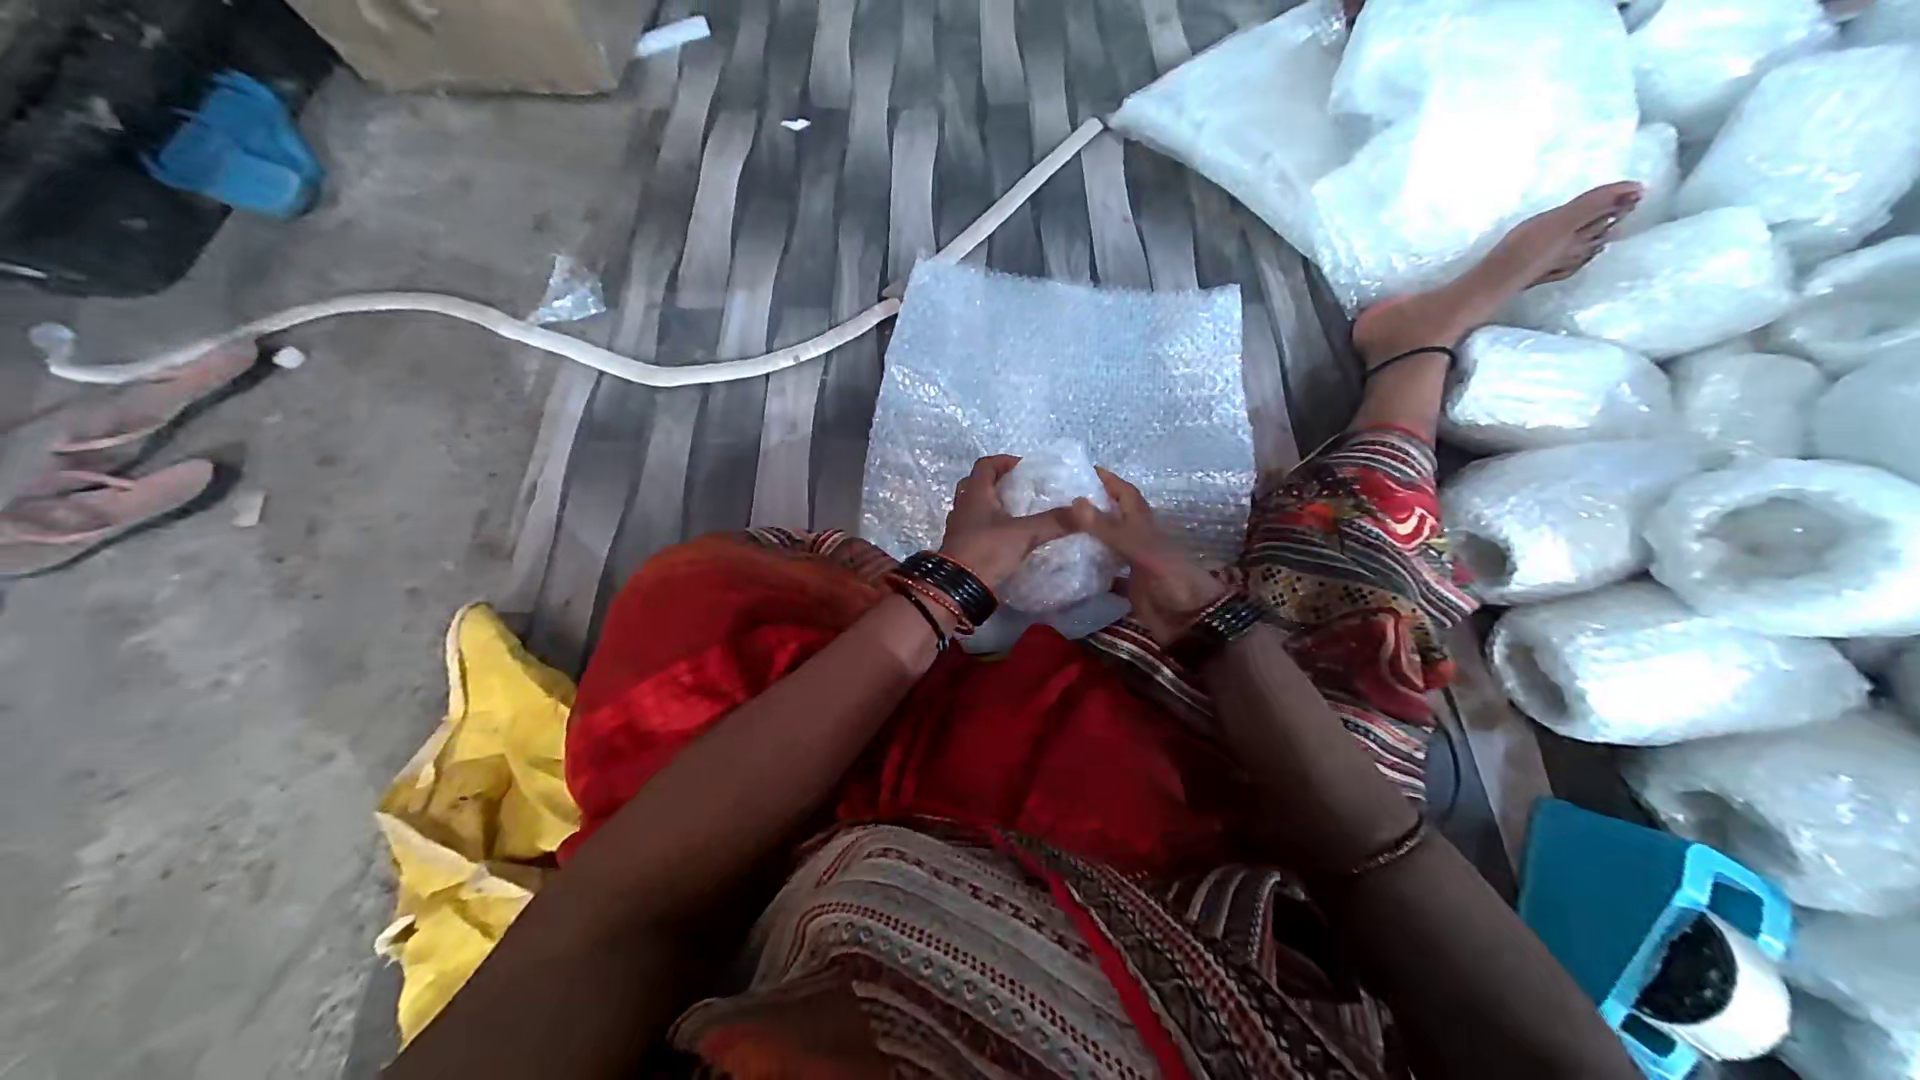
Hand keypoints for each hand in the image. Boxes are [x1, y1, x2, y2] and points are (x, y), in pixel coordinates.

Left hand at [937, 456, 1077, 588]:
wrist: (959, 587)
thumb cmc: (987, 550)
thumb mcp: (1024, 534)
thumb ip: (1053, 521)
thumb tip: (1083, 511)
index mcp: (975, 494)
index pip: (985, 465)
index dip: (1003, 461)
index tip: (1023, 466)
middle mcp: (963, 506)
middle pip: (976, 484)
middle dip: (997, 481)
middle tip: (1019, 487)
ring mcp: (959, 527)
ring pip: (975, 506)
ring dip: (992, 504)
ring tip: (1016, 511)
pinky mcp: (961, 546)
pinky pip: (975, 526)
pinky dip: (990, 525)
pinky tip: (1007, 535)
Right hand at [1069, 468, 1228, 645]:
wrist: (1194, 620)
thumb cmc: (1171, 579)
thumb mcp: (1139, 549)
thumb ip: (1108, 528)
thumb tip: (1075, 501)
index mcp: (1144, 526)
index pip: (1126, 494)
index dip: (1109, 480)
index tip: (1084, 470)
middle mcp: (1138, 541)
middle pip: (1114, 517)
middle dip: (1093, 507)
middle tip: (1060, 502)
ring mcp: (1135, 565)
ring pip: (1109, 545)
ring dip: (1089, 538)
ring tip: (1059, 532)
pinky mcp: (1132, 588)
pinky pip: (1108, 575)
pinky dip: (1092, 572)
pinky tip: (1072, 572)